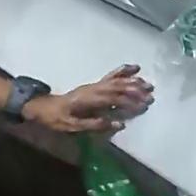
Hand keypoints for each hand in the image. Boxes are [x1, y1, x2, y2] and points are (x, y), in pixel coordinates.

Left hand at [25, 64, 153, 132]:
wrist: (44, 107)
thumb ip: (96, 124)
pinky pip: (112, 75)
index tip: (142, 107)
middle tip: (151, 96)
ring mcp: (96, 84)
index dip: (129, 102)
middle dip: (136, 91)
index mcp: (89, 99)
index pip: (113, 99)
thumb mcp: (73, 126)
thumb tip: (120, 123)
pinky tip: (136, 68)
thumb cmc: (58, 119)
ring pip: (118, 80)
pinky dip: (124, 70)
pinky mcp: (96, 84)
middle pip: (119, 87)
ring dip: (134, 82)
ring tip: (149, 85)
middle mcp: (94, 88)